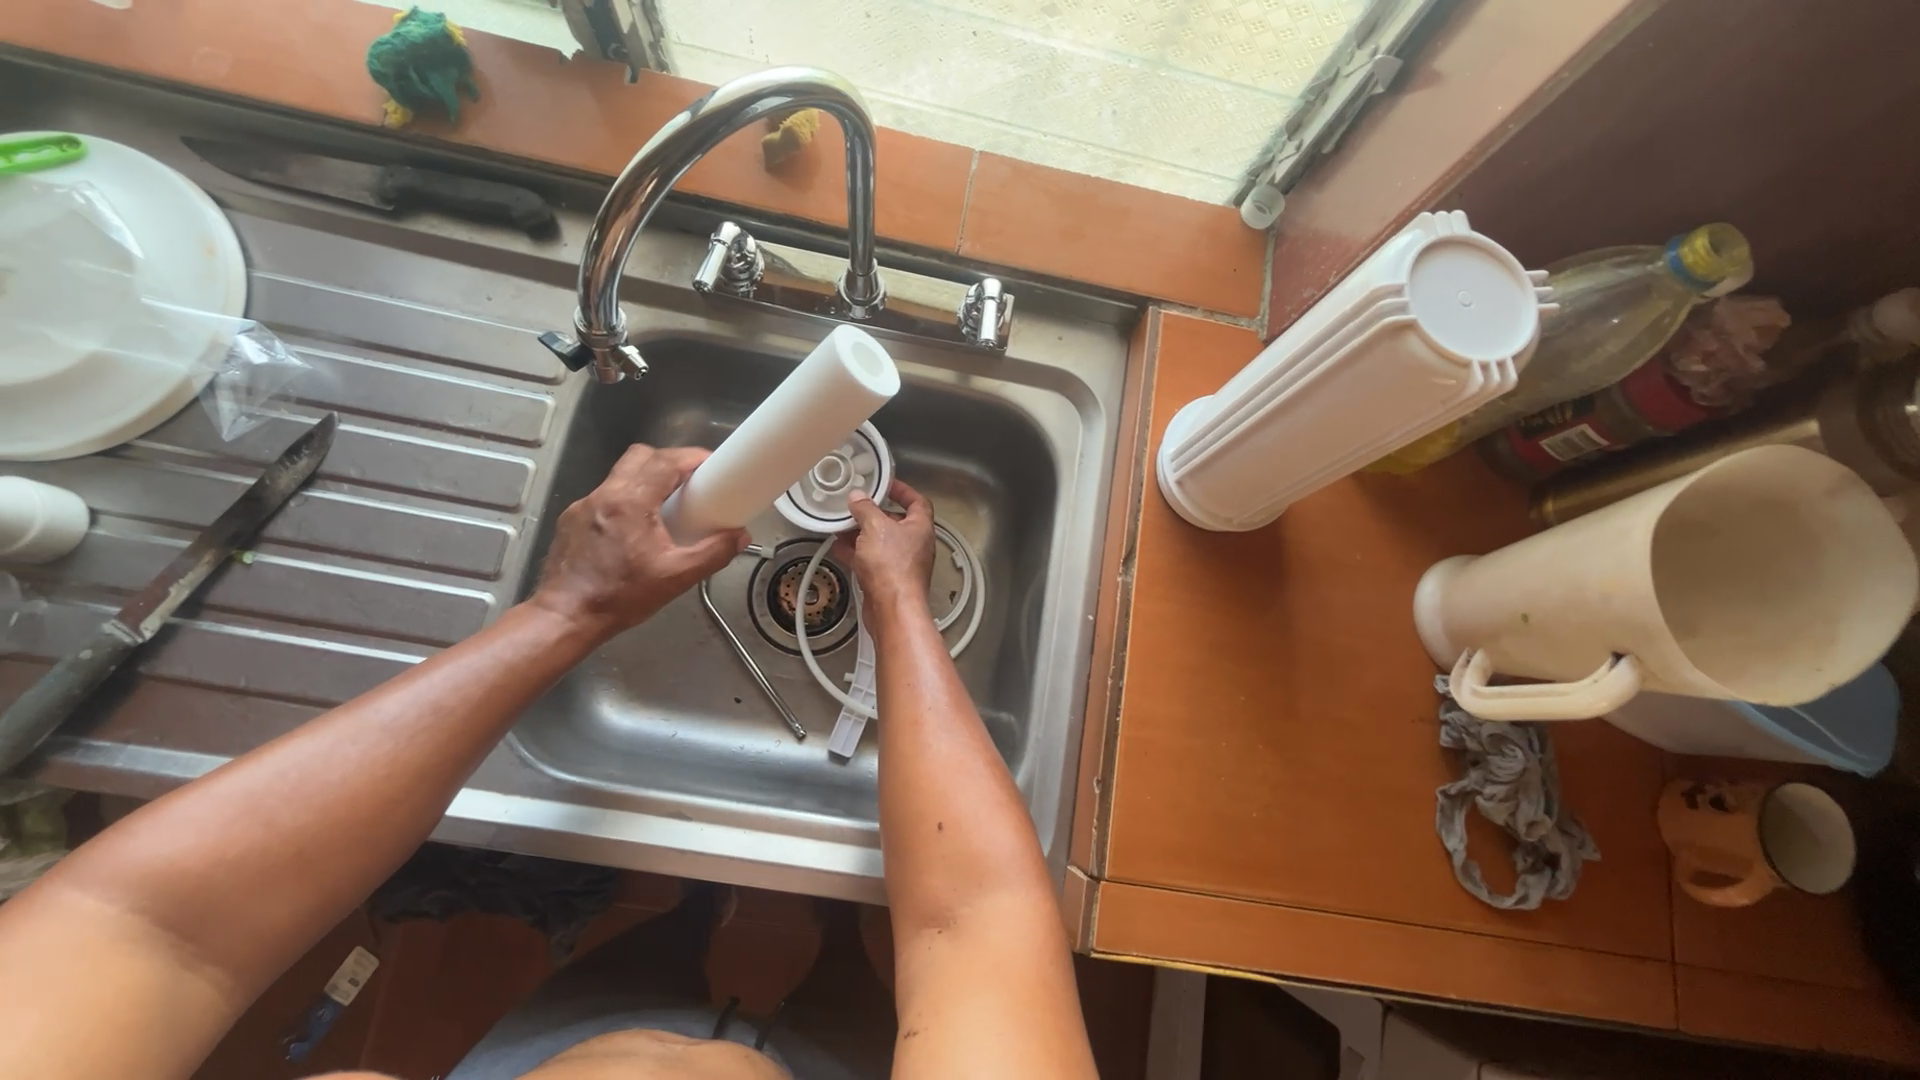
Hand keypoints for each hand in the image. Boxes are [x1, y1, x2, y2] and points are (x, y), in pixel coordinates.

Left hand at [530, 445, 748, 642]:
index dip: (691, 457)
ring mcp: (583, 506)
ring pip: (620, 476)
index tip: (711, 465)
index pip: (664, 461)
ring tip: (666, 508)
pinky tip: (634, 530)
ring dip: (646, 481)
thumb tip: (740, 536)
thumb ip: (714, 553)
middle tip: (690, 483)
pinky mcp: (571, 521)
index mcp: (630, 502)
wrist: (566, 617)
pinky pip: (605, 497)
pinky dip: (626, 502)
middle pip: (640, 457)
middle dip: (668, 462)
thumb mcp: (678, 577)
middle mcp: (604, 495)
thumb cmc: (622, 597)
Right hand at [842, 479, 935, 623]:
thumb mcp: (875, 527)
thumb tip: (858, 497)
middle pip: (895, 522)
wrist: (892, 608)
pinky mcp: (887, 580)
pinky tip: (838, 547)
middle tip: (856, 507)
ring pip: (880, 543)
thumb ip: (865, 509)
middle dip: (874, 514)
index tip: (887, 484)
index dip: (903, 491)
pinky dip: (856, 553)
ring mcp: (902, 563)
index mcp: (920, 527)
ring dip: (861, 534)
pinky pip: (871, 560)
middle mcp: (915, 545)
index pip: (917, 502)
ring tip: (841, 525)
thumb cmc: (892, 567)